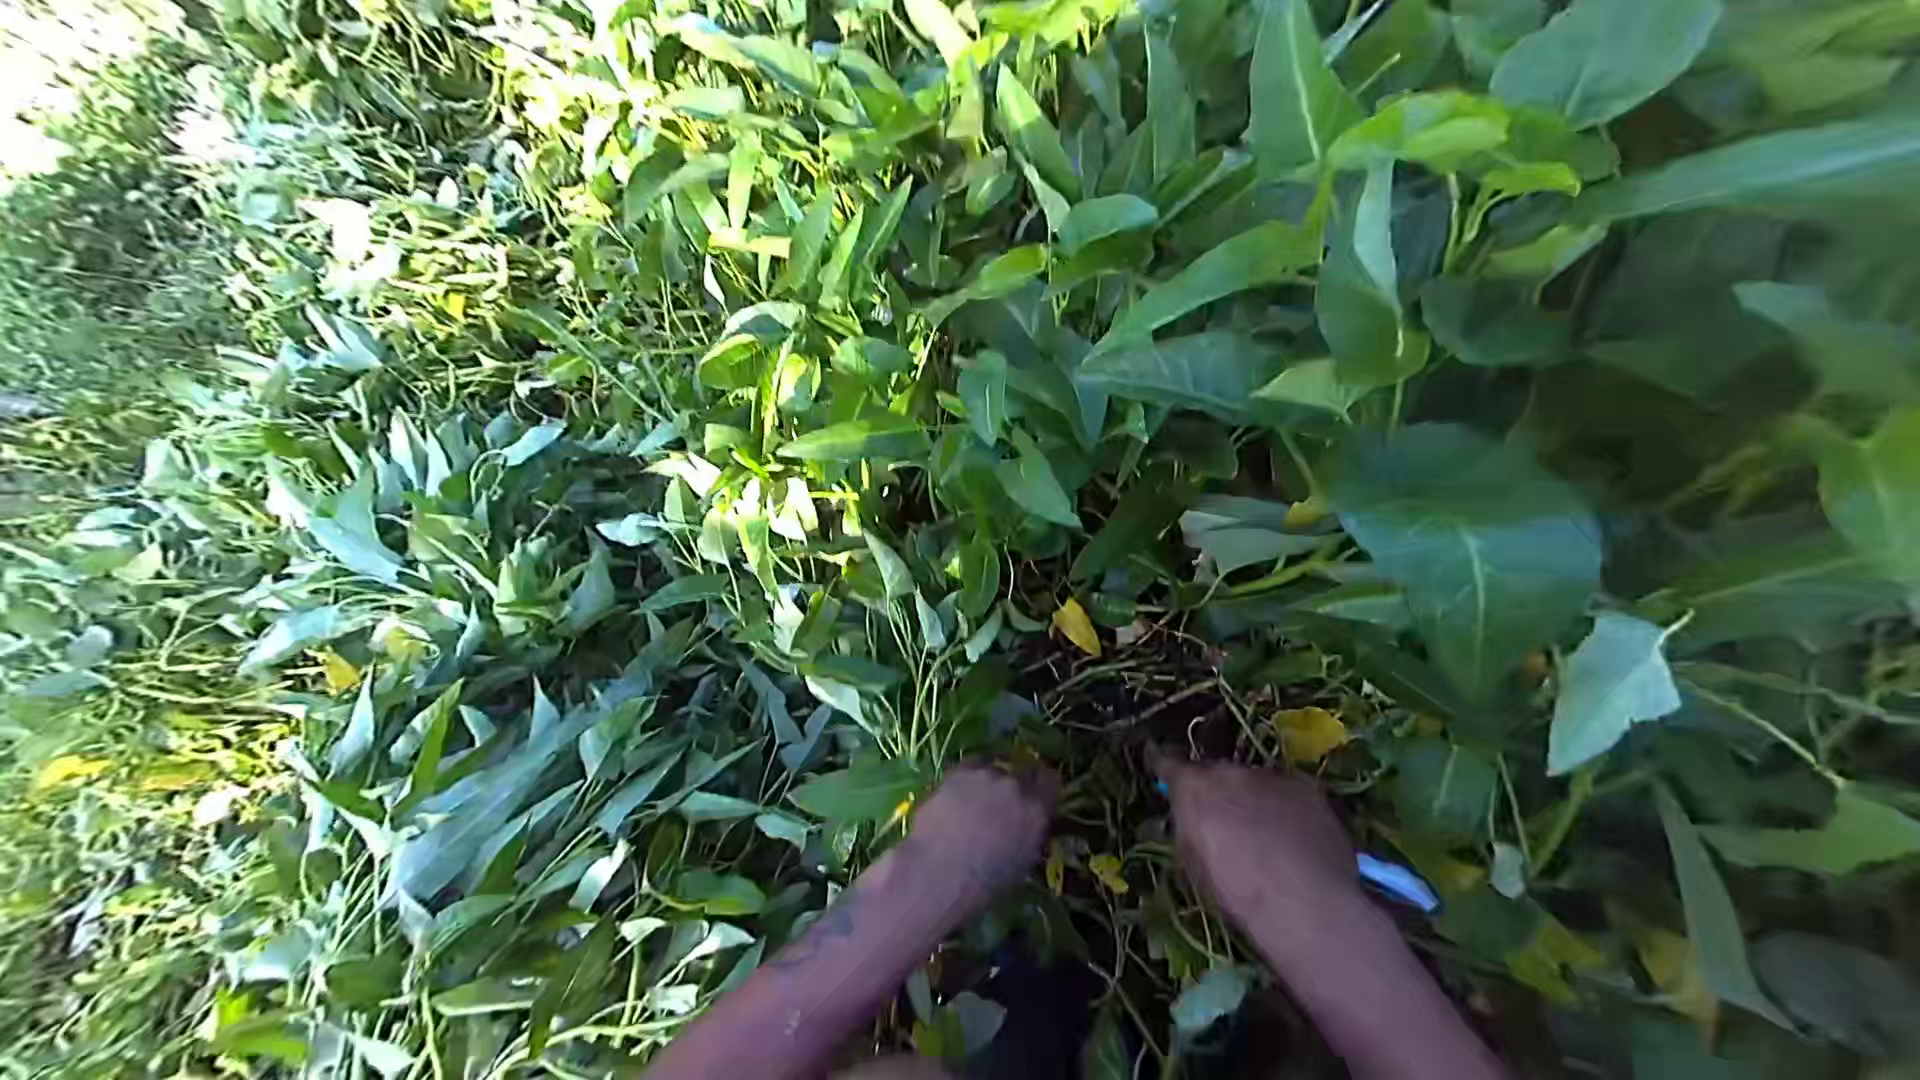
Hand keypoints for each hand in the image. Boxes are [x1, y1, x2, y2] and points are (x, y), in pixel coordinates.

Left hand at [906, 763, 1056, 900]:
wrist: (940, 872)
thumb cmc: (983, 883)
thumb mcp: (1021, 863)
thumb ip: (1029, 833)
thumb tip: (1025, 824)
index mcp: (1037, 812)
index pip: (1051, 781)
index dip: (1042, 786)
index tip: (1035, 793)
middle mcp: (1017, 787)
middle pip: (1024, 770)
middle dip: (1016, 783)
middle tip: (1001, 801)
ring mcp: (988, 775)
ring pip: (995, 769)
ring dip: (989, 782)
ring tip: (973, 803)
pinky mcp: (961, 770)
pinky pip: (971, 767)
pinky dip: (968, 778)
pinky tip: (957, 796)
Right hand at [1155, 753, 1361, 942]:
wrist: (1308, 905)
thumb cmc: (1238, 892)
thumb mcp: (1192, 865)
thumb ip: (1180, 829)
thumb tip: (1174, 818)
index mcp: (1192, 786)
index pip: (1167, 762)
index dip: (1166, 770)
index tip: (1167, 778)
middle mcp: (1227, 770)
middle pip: (1213, 772)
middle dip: (1214, 791)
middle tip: (1224, 821)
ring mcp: (1269, 775)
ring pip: (1251, 780)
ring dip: (1250, 797)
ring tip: (1265, 833)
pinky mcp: (1305, 786)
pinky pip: (1285, 789)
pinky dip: (1283, 804)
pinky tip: (1293, 835)